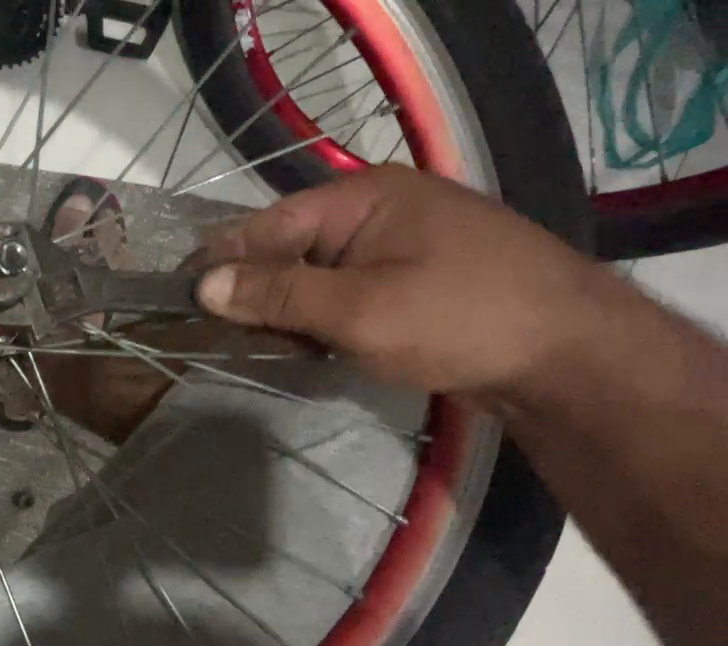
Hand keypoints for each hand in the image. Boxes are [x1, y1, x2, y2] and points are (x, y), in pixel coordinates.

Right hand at [192, 164, 621, 400]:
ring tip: (243, 346)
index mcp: (362, 198)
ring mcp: (392, 244)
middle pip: (281, 248)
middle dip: (245, 291)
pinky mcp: (403, 278)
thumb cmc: (457, 319)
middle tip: (203, 335)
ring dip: (276, 311)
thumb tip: (201, 286)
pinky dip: (308, 319)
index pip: (262, 225)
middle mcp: (374, 210)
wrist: (566, 355)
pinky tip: (294, 347)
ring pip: (305, 275)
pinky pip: (334, 292)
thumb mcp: (355, 309)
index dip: (215, 263)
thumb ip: (275, 294)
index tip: (171, 302)